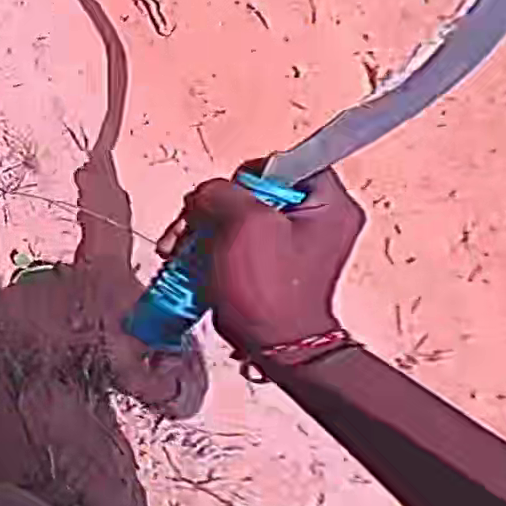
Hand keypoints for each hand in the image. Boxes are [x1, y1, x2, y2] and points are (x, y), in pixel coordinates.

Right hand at [156, 169, 365, 351]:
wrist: (272, 339)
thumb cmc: (267, 284)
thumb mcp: (246, 225)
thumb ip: (224, 193)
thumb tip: (208, 193)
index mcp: (328, 205)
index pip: (287, 165)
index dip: (247, 177)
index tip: (223, 200)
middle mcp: (314, 220)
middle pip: (250, 193)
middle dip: (209, 209)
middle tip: (186, 230)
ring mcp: (287, 243)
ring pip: (230, 217)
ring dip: (197, 229)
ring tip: (176, 250)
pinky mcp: (263, 262)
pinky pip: (227, 240)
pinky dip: (202, 246)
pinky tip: (184, 259)